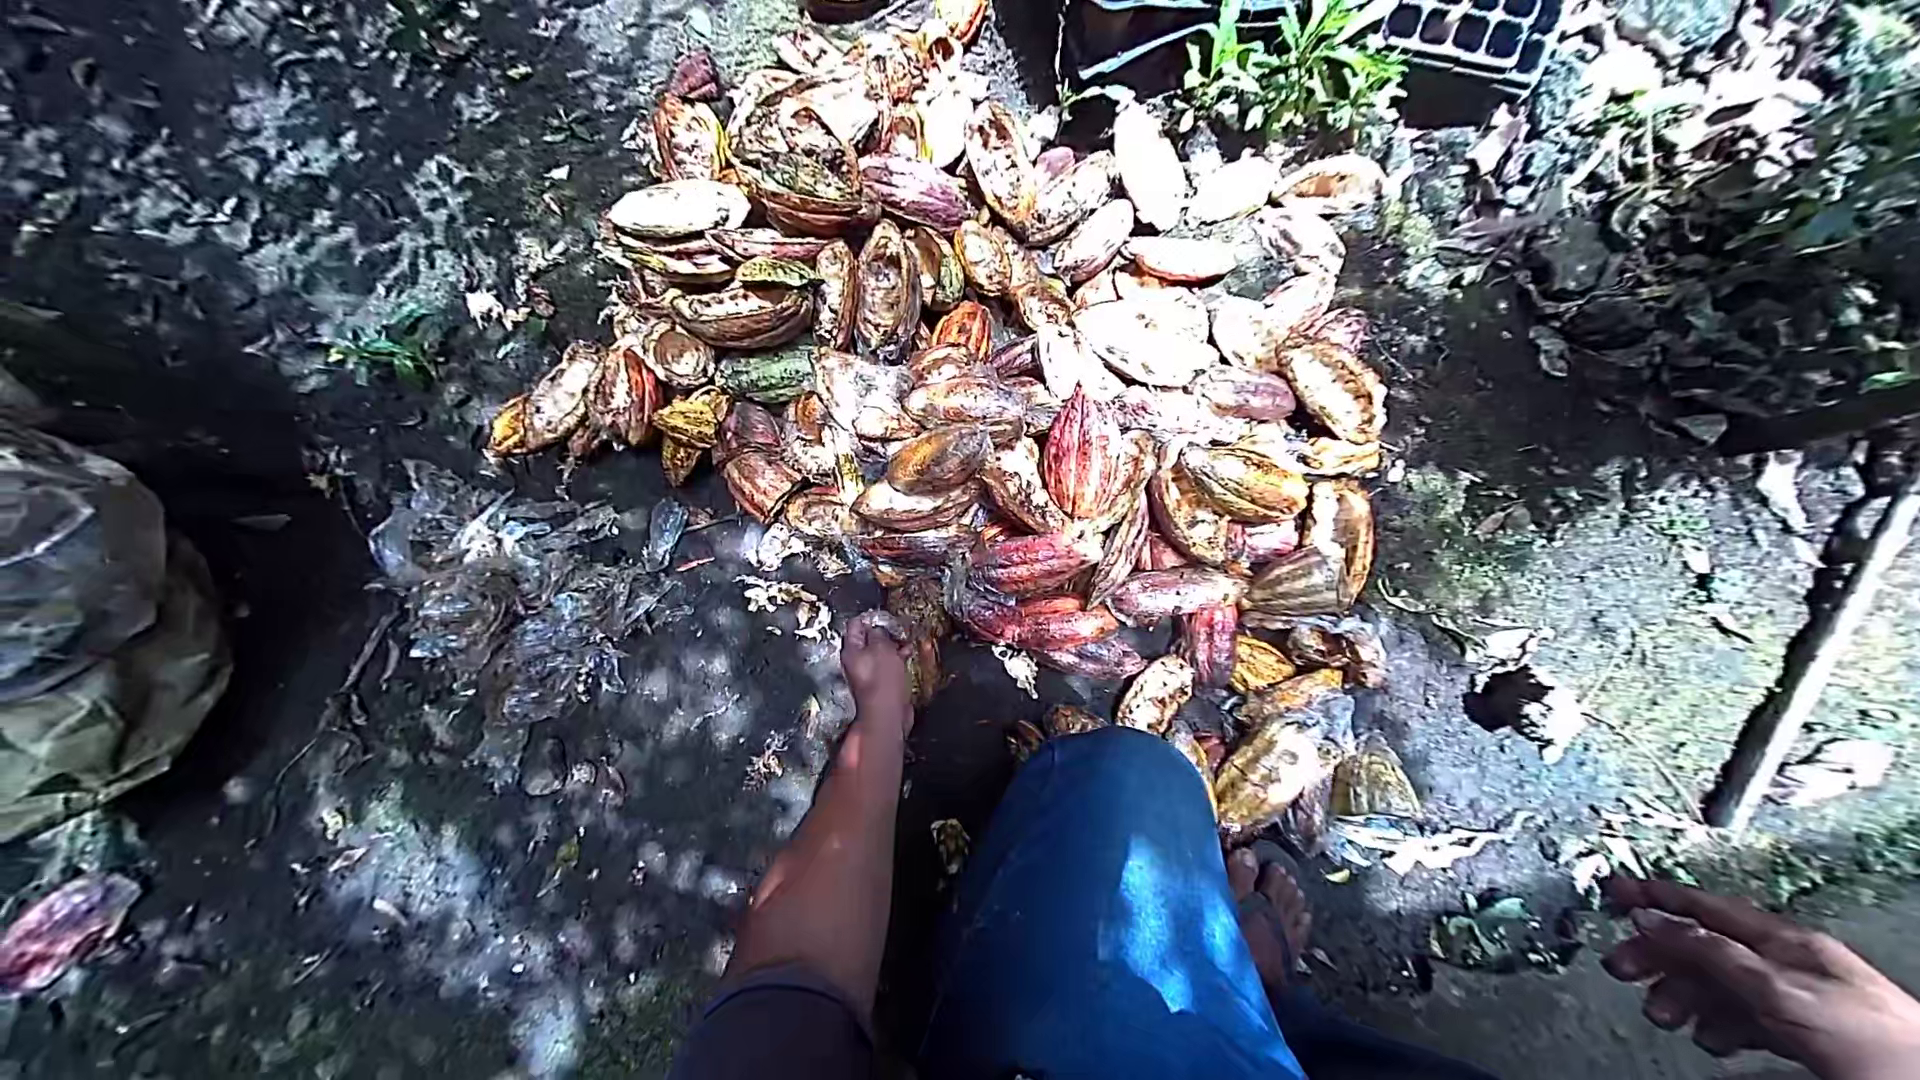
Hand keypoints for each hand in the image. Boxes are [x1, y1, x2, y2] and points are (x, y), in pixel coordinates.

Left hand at [840, 611, 912, 731]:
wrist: (888, 711)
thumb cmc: (882, 680)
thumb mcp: (881, 648)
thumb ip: (879, 633)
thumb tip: (878, 627)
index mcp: (851, 650)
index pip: (855, 625)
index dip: (870, 618)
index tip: (884, 616)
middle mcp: (857, 661)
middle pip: (868, 638)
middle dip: (884, 631)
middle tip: (898, 627)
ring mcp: (869, 672)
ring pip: (880, 651)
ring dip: (893, 644)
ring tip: (906, 640)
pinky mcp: (881, 682)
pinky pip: (888, 664)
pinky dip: (897, 657)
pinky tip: (907, 654)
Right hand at [1603, 877, 1919, 1079]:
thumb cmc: (1871, 1041)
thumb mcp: (1774, 987)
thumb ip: (1707, 949)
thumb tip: (1649, 918)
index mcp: (1781, 941)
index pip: (1700, 904)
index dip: (1652, 895)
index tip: (1611, 891)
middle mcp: (1784, 963)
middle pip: (1700, 947)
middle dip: (1656, 958)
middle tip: (1622, 969)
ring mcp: (1796, 999)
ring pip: (1715, 985)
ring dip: (1680, 997)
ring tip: (1663, 1015)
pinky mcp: (1804, 1033)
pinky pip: (1741, 1016)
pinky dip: (1715, 1023)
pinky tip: (1709, 1037)